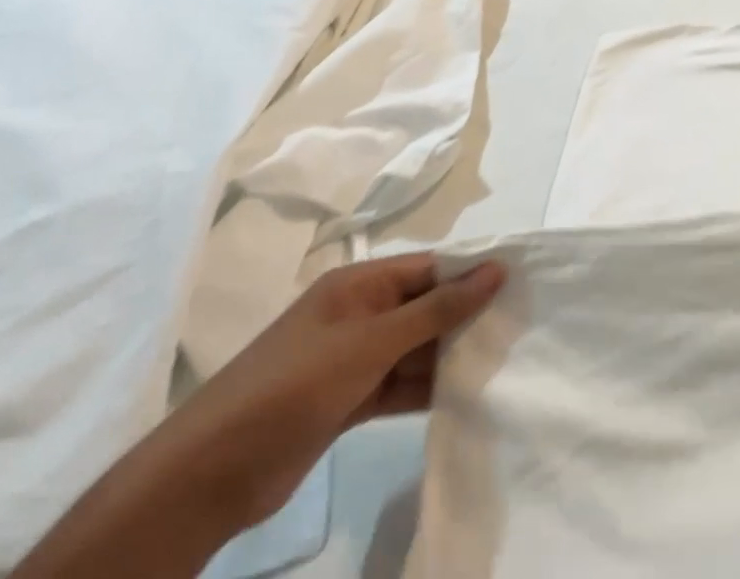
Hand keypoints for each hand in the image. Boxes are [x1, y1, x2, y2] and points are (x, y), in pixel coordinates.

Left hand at [168, 255, 505, 525]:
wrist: (213, 472)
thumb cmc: (294, 386)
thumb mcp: (371, 342)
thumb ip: (436, 308)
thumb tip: (496, 268)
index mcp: (358, 287)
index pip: (430, 267)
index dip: (475, 272)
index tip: (526, 283)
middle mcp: (359, 315)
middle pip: (428, 307)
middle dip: (471, 316)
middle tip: (527, 326)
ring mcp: (355, 359)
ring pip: (420, 349)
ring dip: (455, 357)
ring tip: (509, 361)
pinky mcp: (352, 399)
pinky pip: (404, 384)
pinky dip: (432, 389)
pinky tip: (470, 395)